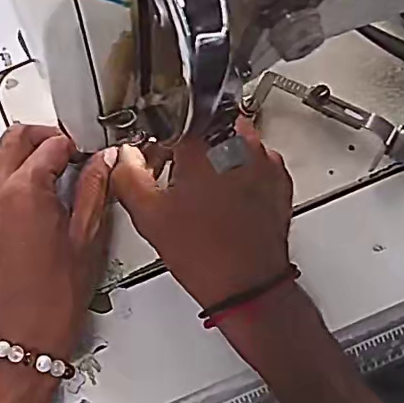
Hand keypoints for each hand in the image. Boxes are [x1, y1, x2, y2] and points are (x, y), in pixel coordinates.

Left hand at [0, 125, 115, 402]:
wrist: (27, 334)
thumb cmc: (54, 297)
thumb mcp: (87, 237)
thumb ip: (94, 190)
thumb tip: (102, 164)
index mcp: (27, 191)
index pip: (50, 145)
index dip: (73, 145)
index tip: (85, 154)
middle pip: (12, 139)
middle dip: (41, 137)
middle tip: (64, 151)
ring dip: (4, 151)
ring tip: (30, 163)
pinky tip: (2, 193)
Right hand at [111, 117, 293, 310]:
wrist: (246, 283)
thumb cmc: (206, 253)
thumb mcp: (149, 215)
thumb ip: (129, 176)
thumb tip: (125, 158)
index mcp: (205, 145)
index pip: (176, 119)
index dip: (162, 139)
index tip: (157, 155)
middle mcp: (240, 145)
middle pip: (206, 128)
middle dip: (190, 148)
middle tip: (178, 177)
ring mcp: (264, 162)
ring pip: (232, 143)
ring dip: (216, 159)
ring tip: (201, 194)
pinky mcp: (278, 181)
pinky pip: (253, 165)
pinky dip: (239, 176)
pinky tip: (223, 202)